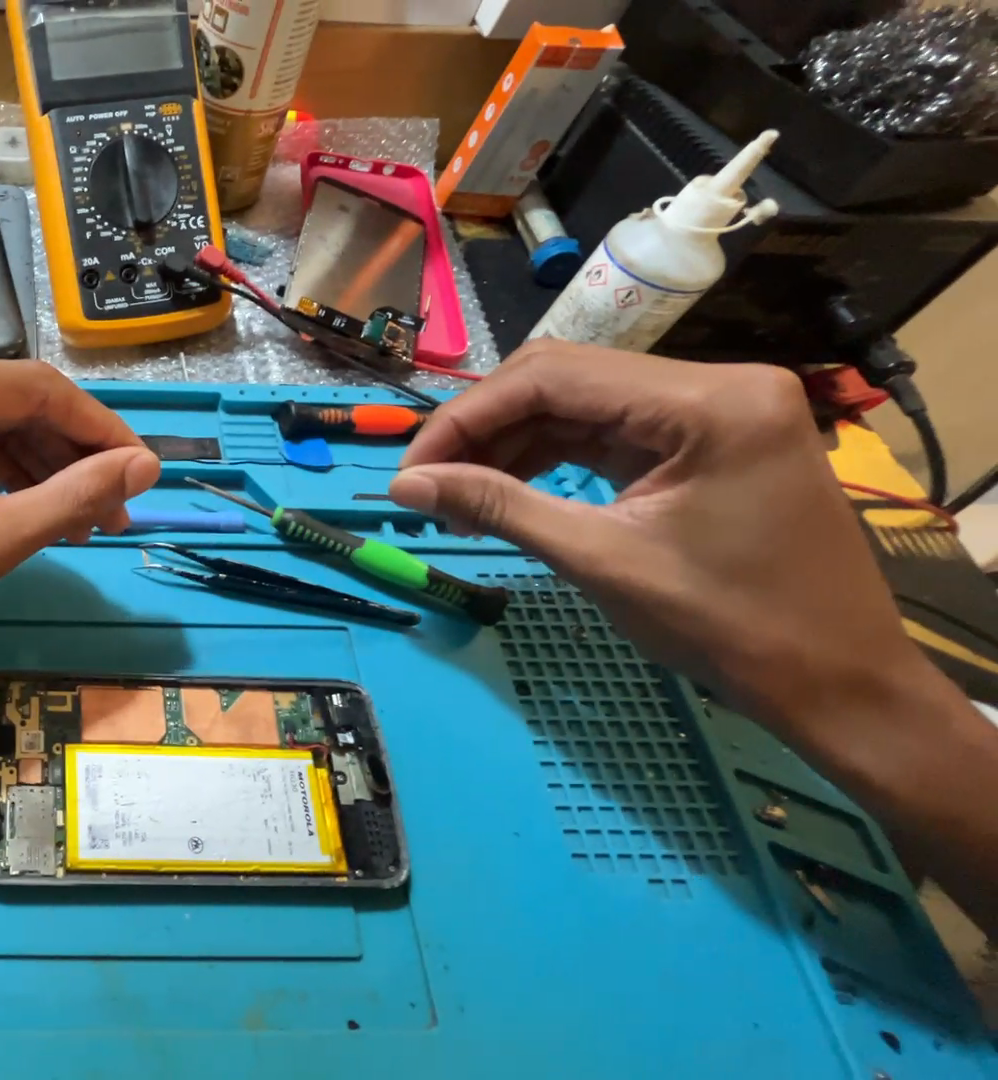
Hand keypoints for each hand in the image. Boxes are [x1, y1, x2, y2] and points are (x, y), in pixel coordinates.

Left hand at [0, 350, 158, 753]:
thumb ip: (72, 496)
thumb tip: (145, 467)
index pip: (30, 389)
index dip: (98, 430)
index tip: (144, 471)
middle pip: (4, 401)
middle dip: (65, 455)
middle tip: (115, 508)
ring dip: (34, 466)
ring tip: (84, 518)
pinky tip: (34, 506)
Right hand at [386, 341, 924, 736]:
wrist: (834, 681)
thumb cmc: (728, 625)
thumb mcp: (598, 559)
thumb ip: (497, 506)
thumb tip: (404, 485)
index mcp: (707, 401)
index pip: (552, 377)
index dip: (465, 419)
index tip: (411, 471)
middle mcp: (712, 385)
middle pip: (559, 378)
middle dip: (481, 428)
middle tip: (429, 484)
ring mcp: (708, 410)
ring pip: (572, 403)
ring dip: (506, 445)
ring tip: (459, 499)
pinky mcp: (697, 439)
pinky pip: (598, 431)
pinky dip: (542, 458)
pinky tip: (504, 493)